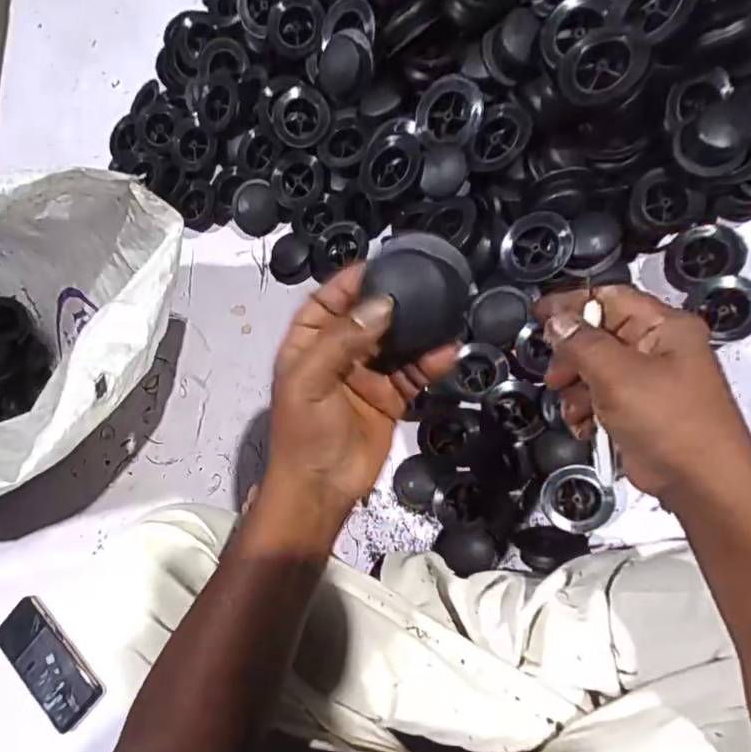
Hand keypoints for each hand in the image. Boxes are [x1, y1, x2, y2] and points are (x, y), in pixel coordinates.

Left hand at [260, 263, 457, 540]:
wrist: (321, 487)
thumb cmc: (304, 433)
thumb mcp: (310, 380)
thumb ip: (343, 340)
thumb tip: (382, 305)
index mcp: (307, 346)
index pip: (327, 302)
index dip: (350, 282)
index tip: (380, 264)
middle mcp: (337, 357)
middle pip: (366, 318)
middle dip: (390, 300)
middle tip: (421, 282)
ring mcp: (365, 378)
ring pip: (394, 344)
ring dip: (415, 329)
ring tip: (441, 309)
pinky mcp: (388, 400)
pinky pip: (412, 374)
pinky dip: (429, 363)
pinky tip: (446, 352)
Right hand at [534, 286, 750, 502]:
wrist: (697, 478)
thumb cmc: (678, 426)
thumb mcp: (618, 375)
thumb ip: (582, 343)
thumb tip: (559, 322)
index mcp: (664, 328)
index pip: (610, 299)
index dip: (572, 304)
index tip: (541, 312)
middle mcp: (658, 351)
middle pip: (596, 338)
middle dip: (571, 359)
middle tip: (558, 374)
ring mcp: (648, 382)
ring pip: (593, 372)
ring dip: (576, 391)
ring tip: (579, 408)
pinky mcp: (638, 411)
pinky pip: (600, 400)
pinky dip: (586, 412)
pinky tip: (588, 425)